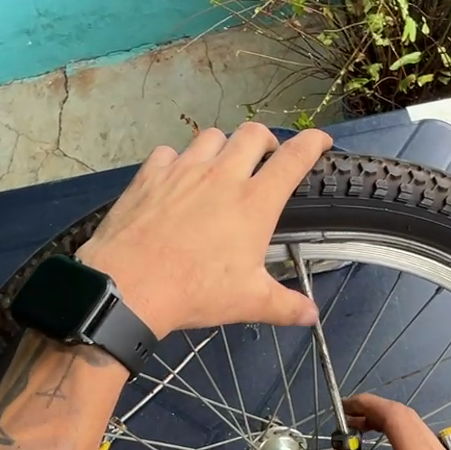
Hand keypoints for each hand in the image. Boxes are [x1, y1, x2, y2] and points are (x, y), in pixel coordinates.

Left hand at [75, 123, 331, 334]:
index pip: (294, 158)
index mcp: (254, 202)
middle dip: (266, 140)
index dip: (314, 143)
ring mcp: (184, 170)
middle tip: (265, 159)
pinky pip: (169, 153)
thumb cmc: (195, 292)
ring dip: (224, 146)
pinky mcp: (150, 174)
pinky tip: (176, 179)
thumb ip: (285, 306)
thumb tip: (312, 316)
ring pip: (212, 136)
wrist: (129, 285)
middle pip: (253, 133)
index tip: (322, 141)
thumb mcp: (248, 303)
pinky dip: (178, 160)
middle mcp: (222, 175)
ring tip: (221, 166)